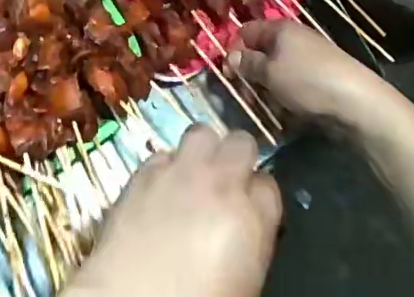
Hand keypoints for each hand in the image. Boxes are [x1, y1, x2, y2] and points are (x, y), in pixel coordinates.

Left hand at [65, 125, 279, 296]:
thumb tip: (245, 221)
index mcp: (250, 217)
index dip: (258, 195)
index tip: (250, 207)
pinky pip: (163, 154)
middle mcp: (220, 183)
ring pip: (202, 133)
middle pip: (242, 142)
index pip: (269, 185)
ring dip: (202, 150)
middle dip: (238, 157)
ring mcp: (181, 173)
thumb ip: (250, 238)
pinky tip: (160, 189)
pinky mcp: (144, 174)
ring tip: (194, 174)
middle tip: (226, 182)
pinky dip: (165, 168)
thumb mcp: (241, 281)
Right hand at [228, 19, 391, 128]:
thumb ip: (248, 64)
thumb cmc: (306, 80)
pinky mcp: (317, 79)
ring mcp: (306, 59)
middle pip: (260, 54)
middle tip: (247, 99)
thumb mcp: (270, 72)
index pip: (246, 32)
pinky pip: (291, 87)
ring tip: (267, 112)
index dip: (233, 50)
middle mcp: (292, 39)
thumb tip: (231, 56)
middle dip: (250, 77)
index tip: (227, 76)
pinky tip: (285, 117)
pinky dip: (284, 100)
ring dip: (267, 92)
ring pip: (275, 74)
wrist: (354, 100)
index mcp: (279, 28)